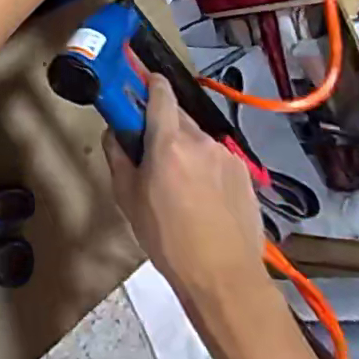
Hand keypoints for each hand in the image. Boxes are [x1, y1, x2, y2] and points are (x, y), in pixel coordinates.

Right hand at [105, 74, 265, 299]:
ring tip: (179, 184)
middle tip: (151, 149)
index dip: (148, 80)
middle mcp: (200, 140)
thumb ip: (118, 156)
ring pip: (197, 139)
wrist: (224, 277)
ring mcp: (226, 155)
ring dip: (185, 148)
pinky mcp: (244, 173)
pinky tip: (203, 197)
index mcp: (168, 142)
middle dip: (162, 124)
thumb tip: (114, 132)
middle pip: (177, 116)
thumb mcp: (128, 199)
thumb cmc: (167, 239)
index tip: (137, 81)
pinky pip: (216, 159)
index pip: (160, 91)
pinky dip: (205, 167)